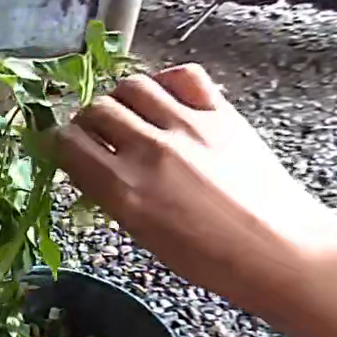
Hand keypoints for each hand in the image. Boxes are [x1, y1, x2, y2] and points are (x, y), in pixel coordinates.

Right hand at [52, 65, 336, 326]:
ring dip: (120, 98)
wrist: (279, 251)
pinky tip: (165, 97)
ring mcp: (187, 125)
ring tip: (128, 113)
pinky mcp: (221, 113)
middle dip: (86, 120)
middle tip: (94, 132)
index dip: (57, 141)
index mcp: (124, 189)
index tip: (60, 145)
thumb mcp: (143, 234)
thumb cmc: (209, 259)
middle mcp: (149, 150)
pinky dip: (165, 81)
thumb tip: (94, 167)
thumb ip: (113, 194)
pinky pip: (182, 77)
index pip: (69, 144)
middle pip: (97, 110)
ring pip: (132, 86)